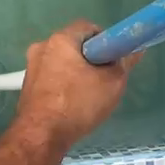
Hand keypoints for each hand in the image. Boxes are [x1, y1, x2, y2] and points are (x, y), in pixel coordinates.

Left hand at [13, 20, 141, 148]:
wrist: (42, 136)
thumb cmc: (78, 104)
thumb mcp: (112, 84)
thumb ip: (125, 63)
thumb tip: (136, 50)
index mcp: (61, 40)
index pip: (88, 28)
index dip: (105, 41)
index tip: (113, 60)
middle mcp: (42, 47)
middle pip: (74, 46)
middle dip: (91, 59)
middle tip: (104, 79)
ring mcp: (31, 67)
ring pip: (62, 63)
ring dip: (76, 73)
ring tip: (88, 95)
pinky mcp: (27, 86)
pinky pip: (52, 78)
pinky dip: (63, 86)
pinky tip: (72, 105)